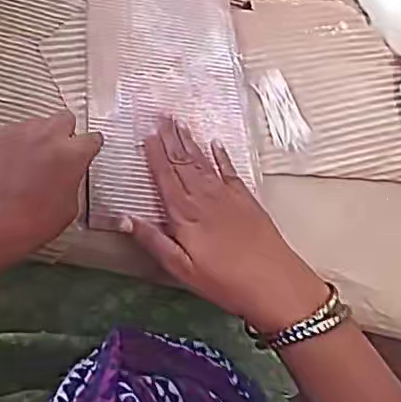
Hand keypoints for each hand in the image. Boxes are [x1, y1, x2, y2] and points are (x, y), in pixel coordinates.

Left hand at [0, 113, 101, 259]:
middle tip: (61, 151)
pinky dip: (19, 142)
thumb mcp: (69, 206)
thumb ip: (73, 180)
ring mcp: (23, 132)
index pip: (91, 138)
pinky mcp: (1, 135)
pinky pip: (17, 131)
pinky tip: (16, 161)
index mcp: (72, 154)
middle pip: (65, 118)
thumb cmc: (30, 220)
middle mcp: (49, 135)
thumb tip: (68, 174)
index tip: (87, 150)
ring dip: (41, 136)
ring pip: (39, 123)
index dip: (90, 146)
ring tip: (34, 159)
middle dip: (65, 132)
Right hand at [125, 118, 326, 332]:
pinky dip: (220, 155)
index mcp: (185, 213)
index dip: (154, 154)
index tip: (146, 134)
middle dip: (170, 137)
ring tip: (178, 122)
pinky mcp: (246, 200)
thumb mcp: (181, 268)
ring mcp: (227, 196)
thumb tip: (123, 218)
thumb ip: (153, 240)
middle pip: (182, 161)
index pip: (165, 176)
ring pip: (202, 161)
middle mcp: (204, 198)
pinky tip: (214, 143)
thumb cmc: (225, 282)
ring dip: (189, 140)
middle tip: (160, 115)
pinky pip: (229, 171)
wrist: (278, 286)